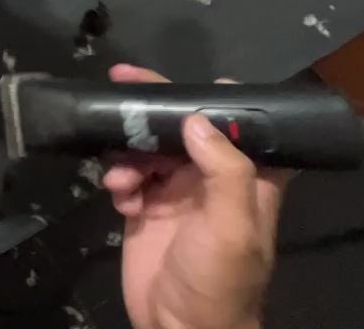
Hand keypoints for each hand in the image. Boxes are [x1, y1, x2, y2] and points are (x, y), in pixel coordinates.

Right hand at [103, 64, 290, 328]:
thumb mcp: (231, 230)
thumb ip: (224, 173)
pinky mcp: (145, 205)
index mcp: (245, 184)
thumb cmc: (216, 282)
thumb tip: (196, 119)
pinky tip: (119, 200)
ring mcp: (176, 192)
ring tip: (120, 182)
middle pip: (183, 128)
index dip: (223, 104)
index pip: (244, 132)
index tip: (195, 82)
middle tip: (120, 81)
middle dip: (152, 109)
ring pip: (149, 148)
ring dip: (128, 155)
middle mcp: (211, 181)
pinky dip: (119, 181)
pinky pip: (127, 174)